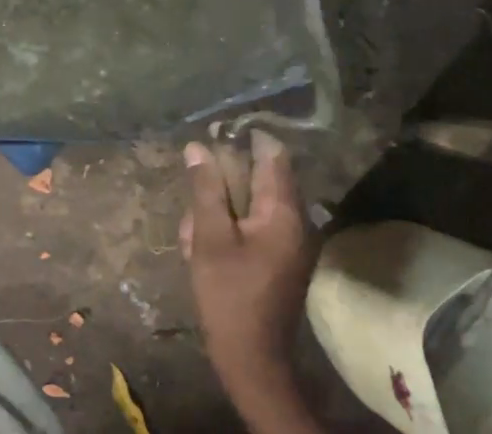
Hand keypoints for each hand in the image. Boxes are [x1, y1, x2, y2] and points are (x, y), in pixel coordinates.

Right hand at [181, 131, 312, 393]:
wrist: (251, 356)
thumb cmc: (228, 293)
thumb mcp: (209, 236)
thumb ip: (206, 189)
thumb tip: (197, 147)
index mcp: (283, 212)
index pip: (273, 155)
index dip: (245, 139)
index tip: (213, 135)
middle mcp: (296, 221)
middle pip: (260, 178)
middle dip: (224, 181)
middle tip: (195, 197)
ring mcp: (292, 242)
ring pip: (252, 203)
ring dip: (221, 208)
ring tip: (195, 235)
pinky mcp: (282, 258)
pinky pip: (254, 226)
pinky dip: (229, 227)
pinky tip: (204, 247)